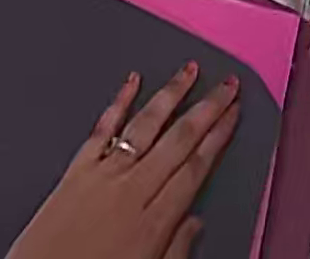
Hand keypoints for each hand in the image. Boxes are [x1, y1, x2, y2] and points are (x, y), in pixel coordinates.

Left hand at [6, 63, 240, 258]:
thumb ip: (174, 250)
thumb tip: (196, 221)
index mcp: (152, 222)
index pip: (196, 166)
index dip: (219, 135)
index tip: (234, 112)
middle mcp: (132, 190)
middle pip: (180, 138)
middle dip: (208, 107)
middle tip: (228, 84)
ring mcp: (103, 175)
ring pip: (147, 124)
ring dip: (172, 93)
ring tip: (191, 69)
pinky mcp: (75, 171)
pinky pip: (102, 129)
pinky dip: (119, 101)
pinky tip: (133, 80)